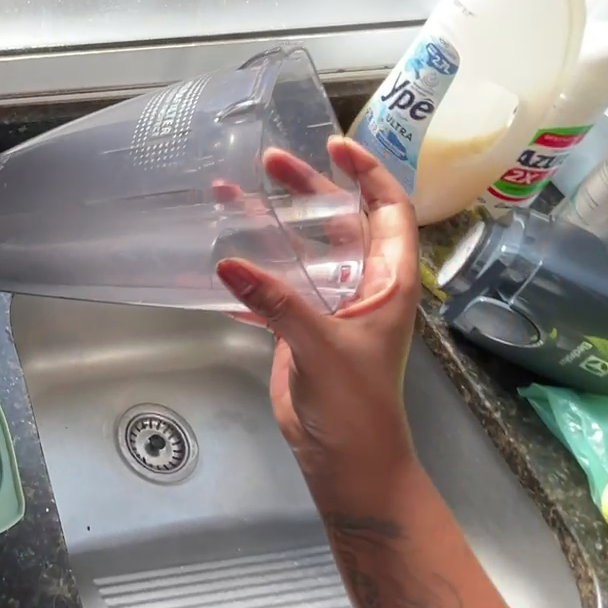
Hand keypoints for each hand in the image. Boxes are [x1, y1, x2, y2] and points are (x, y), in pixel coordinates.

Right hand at [216, 136, 420, 490]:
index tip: (336, 146)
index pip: (390, 214)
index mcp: (387, 284)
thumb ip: (277, 304)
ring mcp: (325, 305)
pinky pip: (271, 285)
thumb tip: (225, 263)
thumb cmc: (355, 405)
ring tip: (231, 193)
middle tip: (269, 161)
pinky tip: (216, 257)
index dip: (370, 176)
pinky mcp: (296, 326)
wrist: (345, 462)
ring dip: (268, 223)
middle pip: (338, 223)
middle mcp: (359, 286)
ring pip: (299, 251)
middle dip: (308, 189)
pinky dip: (247, 270)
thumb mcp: (322, 348)